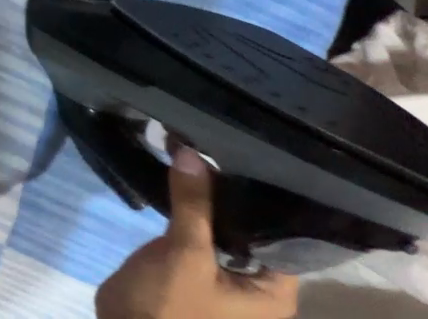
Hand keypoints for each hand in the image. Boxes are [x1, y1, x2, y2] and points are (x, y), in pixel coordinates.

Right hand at [95, 144, 297, 317]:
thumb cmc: (172, 305)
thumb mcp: (184, 254)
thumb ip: (192, 206)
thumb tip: (191, 153)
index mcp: (274, 291)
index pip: (280, 235)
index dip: (263, 198)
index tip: (245, 158)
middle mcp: (255, 284)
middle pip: (247, 230)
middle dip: (227, 194)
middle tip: (211, 148)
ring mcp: (219, 275)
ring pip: (218, 230)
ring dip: (202, 199)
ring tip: (189, 156)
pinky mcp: (188, 267)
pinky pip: (194, 233)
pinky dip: (184, 210)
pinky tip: (172, 182)